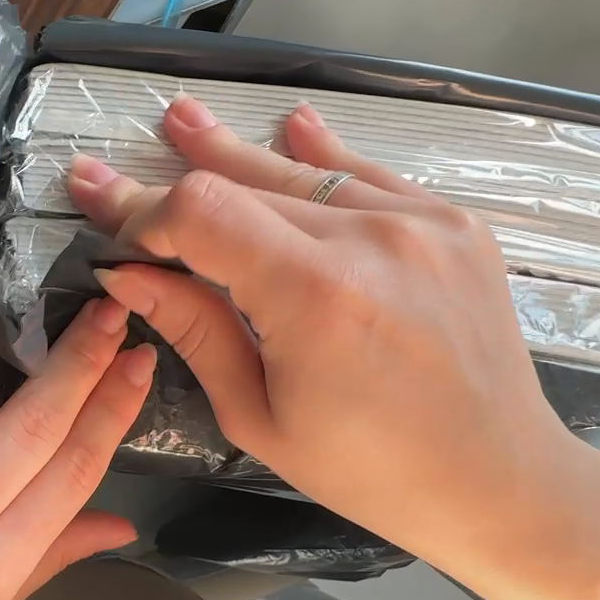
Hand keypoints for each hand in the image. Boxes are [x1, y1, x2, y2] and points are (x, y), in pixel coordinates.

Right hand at [64, 95, 599, 591]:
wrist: (498, 479)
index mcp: (316, 297)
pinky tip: (288, 124)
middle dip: (165, 186)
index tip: (101, 216)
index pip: (202, 213)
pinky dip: (318, 153)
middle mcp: (371, 239)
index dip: (140, 211)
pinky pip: (368, 173)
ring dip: (230, 152)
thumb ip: (193, 330)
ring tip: (180, 120)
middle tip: (104, 175)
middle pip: (242, 183)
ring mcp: (422, 221)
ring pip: (300, 170)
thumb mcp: (256, 414)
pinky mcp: (452, 223)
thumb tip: (126, 276)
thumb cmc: (365, 469)